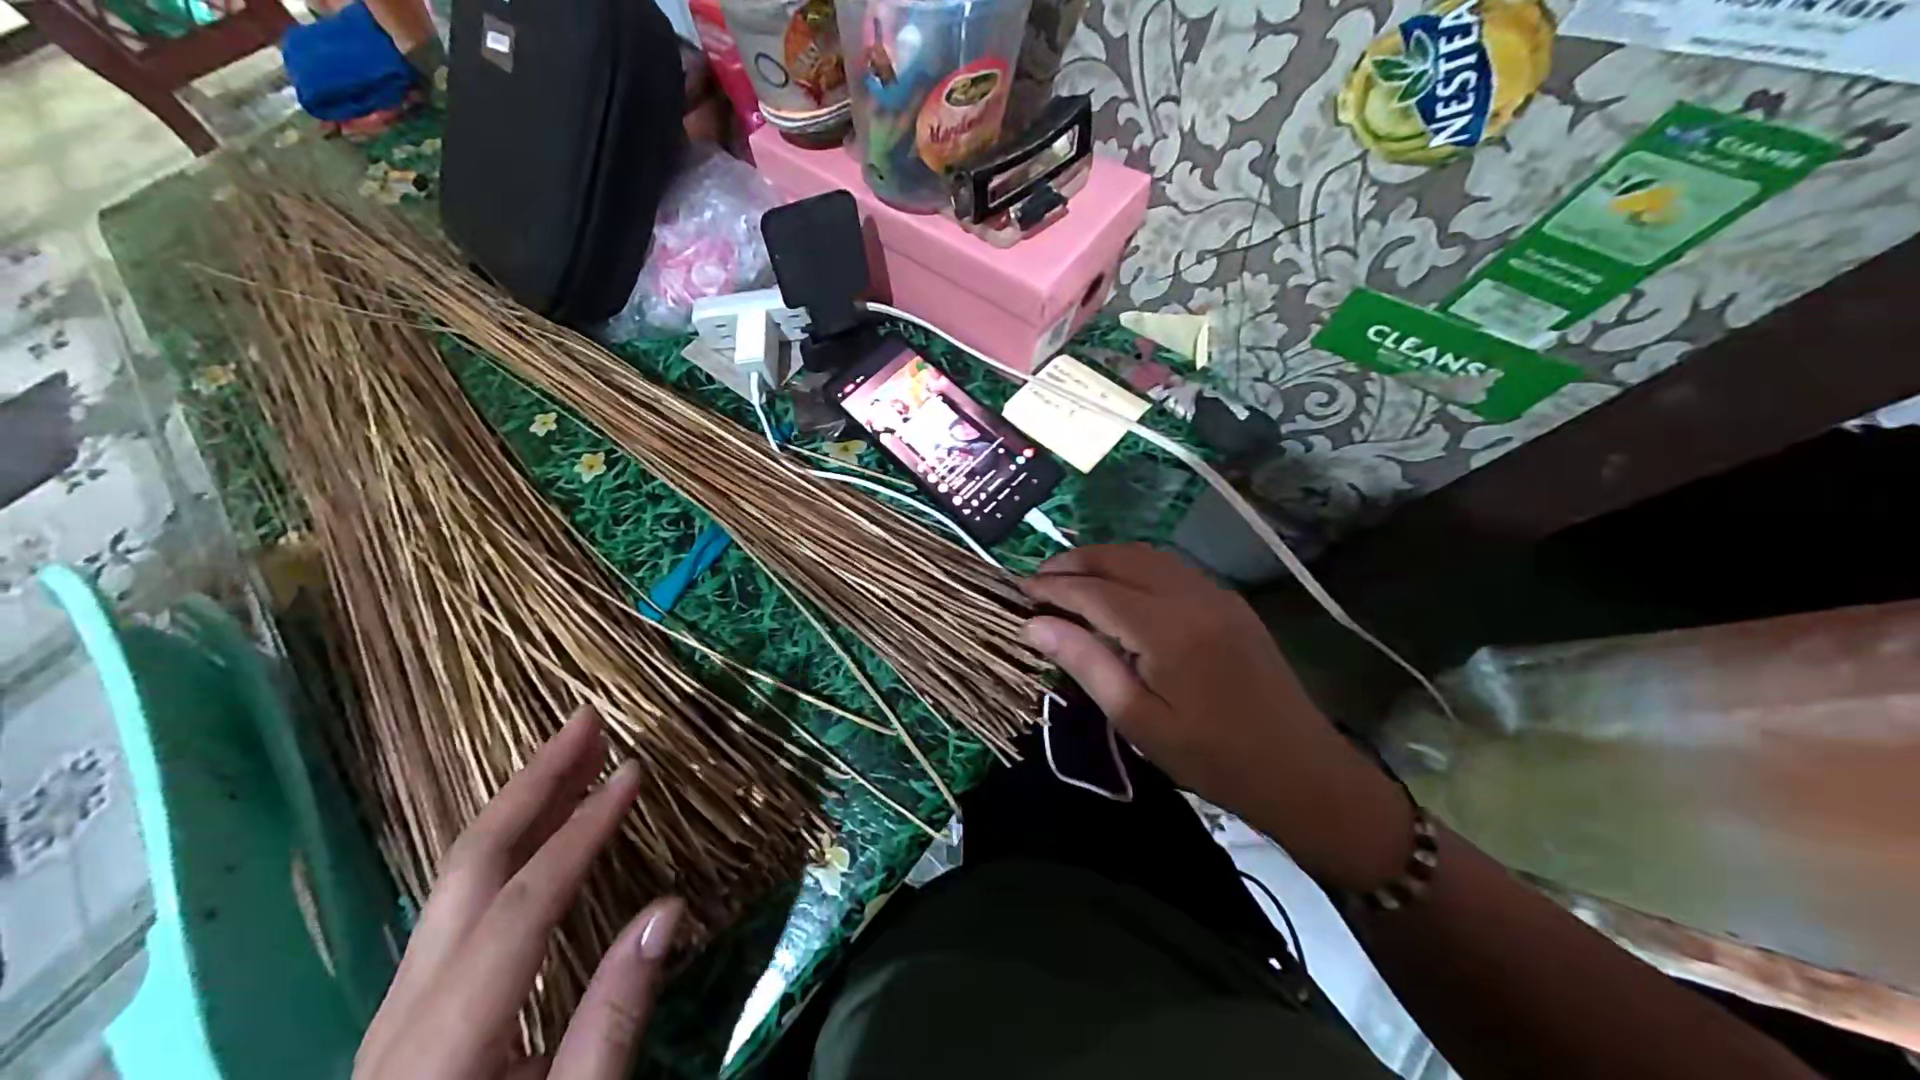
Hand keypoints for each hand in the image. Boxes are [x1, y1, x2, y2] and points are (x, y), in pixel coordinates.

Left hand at [355, 705, 684, 1079]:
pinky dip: (508, 846)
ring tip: (576, 757)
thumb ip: (615, 1017)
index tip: (632, 770)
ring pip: (456, 878)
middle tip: (586, 722)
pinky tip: (543, 828)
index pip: (524, 903)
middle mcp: (404, 1008)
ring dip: (521, 806)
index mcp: (443, 1040)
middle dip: (532, 783)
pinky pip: (460, 902)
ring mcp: (398, 1006)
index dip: (583, 829)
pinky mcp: (410, 1010)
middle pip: (468, 865)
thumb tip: (669, 907)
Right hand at [1021, 544, 1409, 891]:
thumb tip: (1033, 625)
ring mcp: (1216, 594)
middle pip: (1121, 557)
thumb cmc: (1213, 757)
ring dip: (1105, 559)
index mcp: (1167, 628)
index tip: (1018, 591)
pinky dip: (1135, 567)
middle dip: (1075, 561)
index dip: (1053, 587)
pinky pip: (1171, 567)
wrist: (1302, 770)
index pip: (1094, 590)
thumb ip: (1086, 662)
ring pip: (1148, 555)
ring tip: (1070, 580)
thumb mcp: (1138, 719)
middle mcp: (1192, 595)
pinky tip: (1119, 589)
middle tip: (1038, 582)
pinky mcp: (1230, 602)